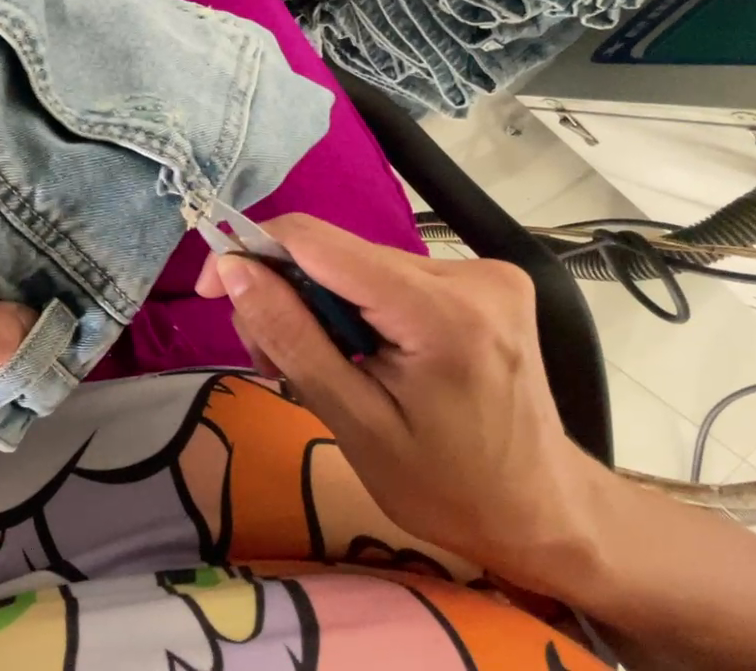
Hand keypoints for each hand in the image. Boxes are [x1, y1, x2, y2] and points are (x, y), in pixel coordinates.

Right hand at [196, 214, 609, 586]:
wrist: (544, 514)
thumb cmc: (445, 485)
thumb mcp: (350, 419)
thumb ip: (290, 336)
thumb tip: (231, 268)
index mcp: (441, 311)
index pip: (315, 240)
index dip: (249, 251)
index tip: (211, 292)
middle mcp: (467, 275)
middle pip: (332, 253)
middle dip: (283, 295)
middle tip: (269, 359)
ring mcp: (481, 275)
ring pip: (351, 263)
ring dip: (313, 305)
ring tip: (314, 366)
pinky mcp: (479, 284)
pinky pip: (381, 275)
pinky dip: (349, 307)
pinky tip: (352, 352)